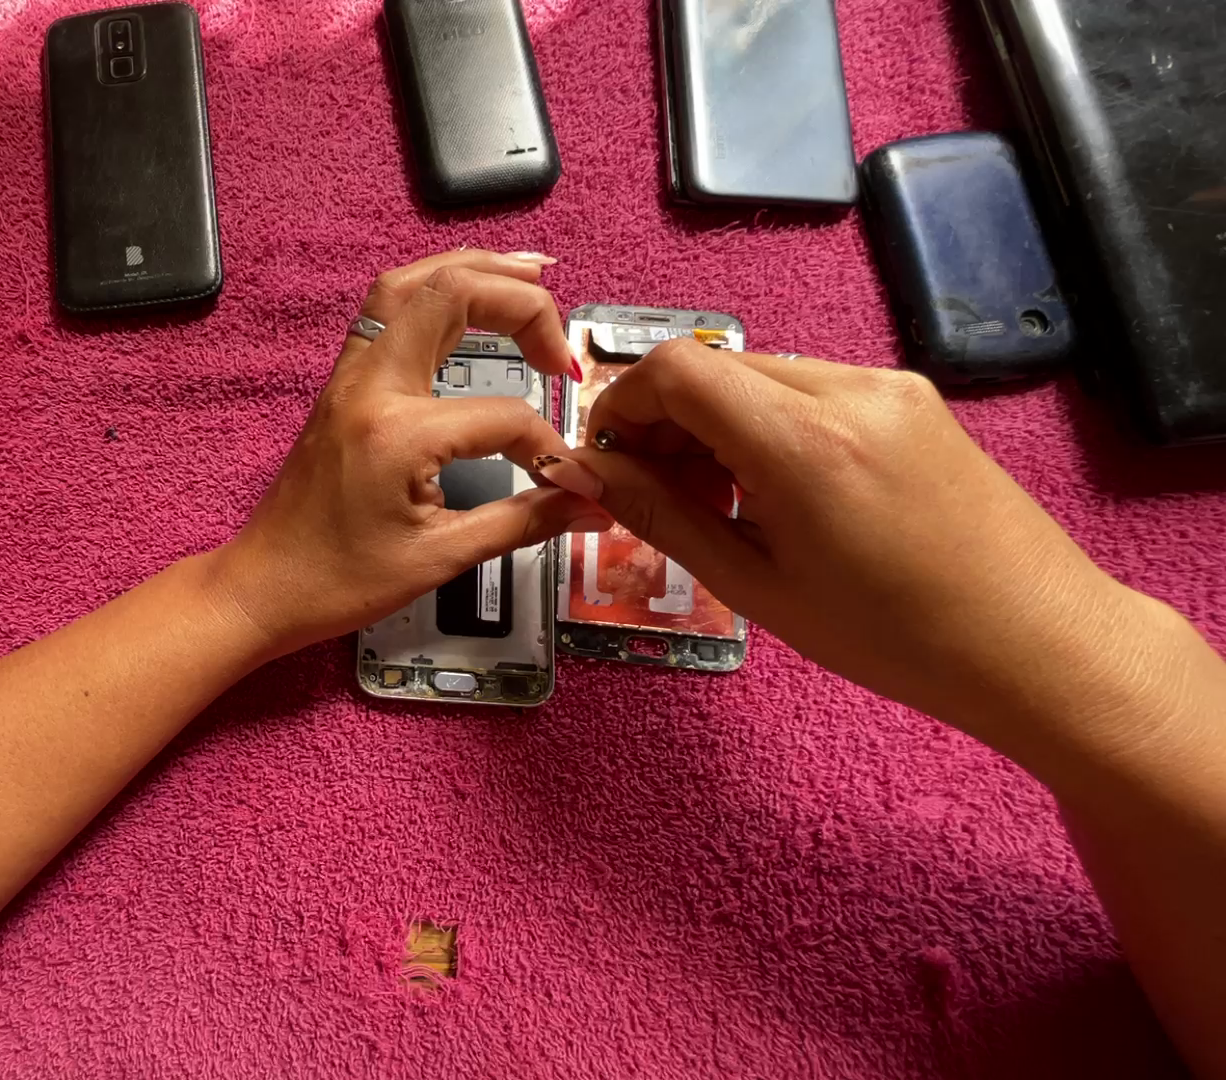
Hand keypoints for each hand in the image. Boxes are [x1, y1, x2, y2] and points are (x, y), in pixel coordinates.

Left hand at [211, 250, 609, 655]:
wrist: (262, 586)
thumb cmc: (340, 582)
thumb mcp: (438, 558)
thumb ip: (522, 522)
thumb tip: (590, 503)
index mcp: (397, 432)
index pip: (501, 414)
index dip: (548, 447)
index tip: (571, 479)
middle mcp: (369, 387)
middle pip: (450, 293)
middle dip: (520, 300)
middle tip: (559, 344)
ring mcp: (346, 380)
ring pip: (407, 286)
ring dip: (471, 274)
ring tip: (528, 282)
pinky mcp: (337, 387)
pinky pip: (383, 314)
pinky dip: (431, 295)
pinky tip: (463, 311)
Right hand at [541, 338, 1140, 738]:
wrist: (1039, 643)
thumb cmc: (887, 633)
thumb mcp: (748, 582)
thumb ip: (657, 513)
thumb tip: (581, 471)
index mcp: (805, 442)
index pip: (673, 369)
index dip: (619, 405)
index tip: (609, 460)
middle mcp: (848, 390)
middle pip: (705, 368)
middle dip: (657, 422)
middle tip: (655, 492)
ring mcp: (885, 386)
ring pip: (746, 375)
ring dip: (702, 425)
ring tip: (712, 497)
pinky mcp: (904, 396)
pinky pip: (794, 388)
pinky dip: (750, 424)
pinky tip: (761, 485)